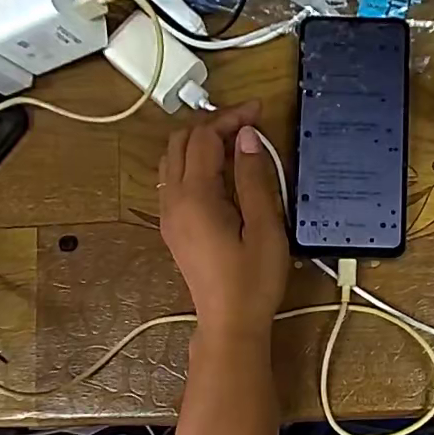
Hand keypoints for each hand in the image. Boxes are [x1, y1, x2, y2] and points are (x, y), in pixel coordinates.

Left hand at [159, 101, 287, 337]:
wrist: (229, 323)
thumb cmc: (253, 281)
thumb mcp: (265, 227)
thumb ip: (253, 178)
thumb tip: (246, 137)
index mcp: (196, 198)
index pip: (205, 138)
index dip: (231, 118)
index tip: (258, 111)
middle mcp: (174, 201)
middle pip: (182, 141)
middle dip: (213, 125)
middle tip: (248, 127)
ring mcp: (169, 215)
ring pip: (173, 159)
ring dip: (200, 142)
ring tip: (236, 146)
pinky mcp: (172, 227)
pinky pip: (174, 180)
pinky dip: (193, 163)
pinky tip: (220, 174)